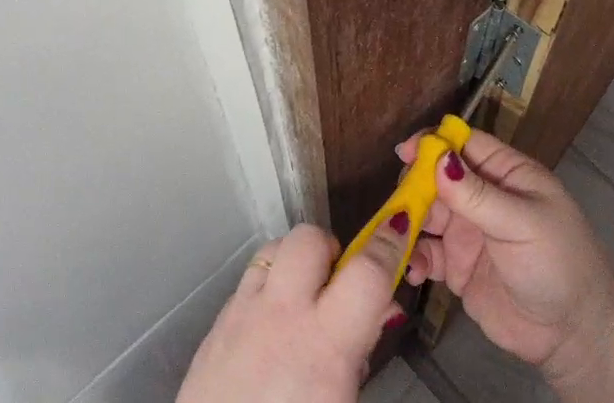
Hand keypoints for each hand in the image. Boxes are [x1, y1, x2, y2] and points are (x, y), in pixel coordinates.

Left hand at [177, 223, 409, 402]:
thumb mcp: (344, 400)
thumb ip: (363, 350)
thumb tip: (380, 309)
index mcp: (323, 345)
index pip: (366, 272)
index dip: (387, 244)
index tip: (398, 228)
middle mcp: (281, 317)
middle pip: (308, 239)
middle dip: (330, 247)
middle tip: (338, 280)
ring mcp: (242, 315)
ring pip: (272, 249)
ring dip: (294, 263)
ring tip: (303, 297)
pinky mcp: (215, 325)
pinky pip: (247, 281)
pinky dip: (267, 289)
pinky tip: (271, 324)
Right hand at [396, 129, 613, 381]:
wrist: (573, 334)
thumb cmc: (559, 264)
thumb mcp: (523, 224)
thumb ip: (478, 195)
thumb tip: (437, 157)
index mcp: (507, 174)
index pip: (465, 145)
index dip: (434, 143)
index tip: (406, 153)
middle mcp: (483, 197)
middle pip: (436, 178)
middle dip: (413, 186)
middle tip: (398, 206)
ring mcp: (468, 232)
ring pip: (426, 214)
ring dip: (407, 222)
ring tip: (395, 238)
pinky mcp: (457, 267)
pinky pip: (426, 253)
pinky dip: (413, 257)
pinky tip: (412, 269)